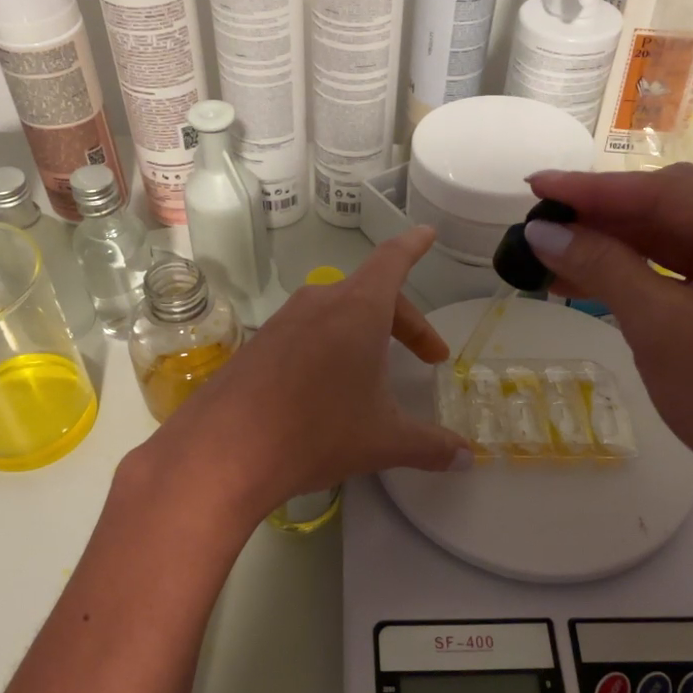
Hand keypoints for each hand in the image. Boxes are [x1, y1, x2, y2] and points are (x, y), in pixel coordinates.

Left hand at [131, 226, 470, 525]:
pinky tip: (325, 390)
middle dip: (405, 322)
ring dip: (363, 334)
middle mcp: (319, 303)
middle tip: (428, 357)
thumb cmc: (317, 433)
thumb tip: (467, 458)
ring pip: (335, 313)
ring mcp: (282, 322)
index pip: (393, 261)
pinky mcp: (256, 345)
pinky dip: (328, 348)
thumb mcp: (382, 440)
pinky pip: (304, 334)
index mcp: (358, 310)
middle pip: (371, 294)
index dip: (413, 247)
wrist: (225, 450)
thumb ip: (429, 445)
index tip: (426, 234)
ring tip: (374, 375)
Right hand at [524, 166, 692, 510]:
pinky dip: (632, 272)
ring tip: (547, 248)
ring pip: (670, 238)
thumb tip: (541, 230)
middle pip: (671, 208)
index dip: (594, 189)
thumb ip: (602, 267)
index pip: (668, 192)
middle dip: (601, 215)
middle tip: (537, 217)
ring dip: (610, 245)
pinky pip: (679, 269)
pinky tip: (581, 275)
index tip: (535, 185)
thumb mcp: (660, 327)